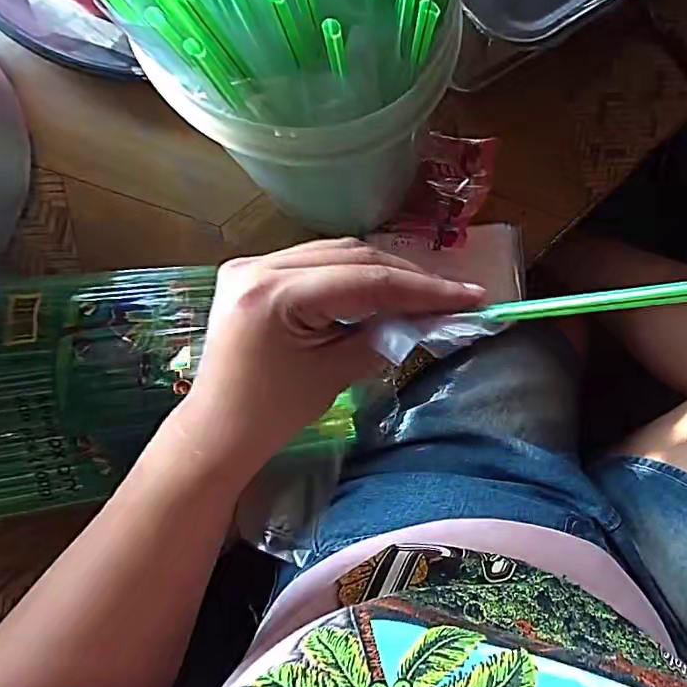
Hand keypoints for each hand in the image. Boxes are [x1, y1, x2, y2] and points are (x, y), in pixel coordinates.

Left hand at [177, 238, 484, 466]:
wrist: (217, 432)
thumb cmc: (270, 415)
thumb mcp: (333, 375)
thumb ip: (382, 338)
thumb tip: (428, 319)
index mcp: (273, 293)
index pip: (365, 281)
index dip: (423, 289)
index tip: (470, 296)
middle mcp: (258, 265)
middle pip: (352, 256)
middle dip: (408, 276)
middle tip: (453, 296)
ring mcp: (252, 265)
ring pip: (337, 254)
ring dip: (383, 271)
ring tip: (423, 294)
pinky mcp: (255, 273)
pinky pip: (318, 263)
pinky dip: (355, 275)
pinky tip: (381, 291)